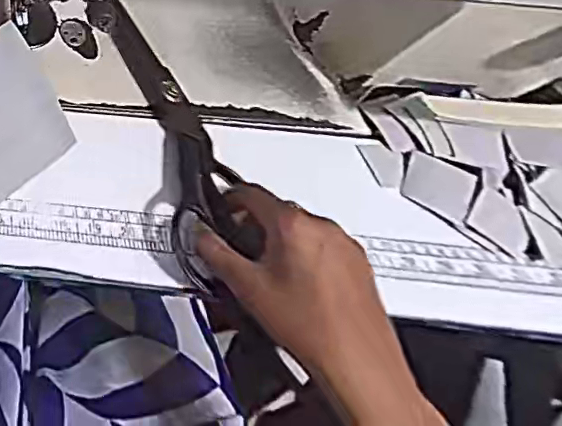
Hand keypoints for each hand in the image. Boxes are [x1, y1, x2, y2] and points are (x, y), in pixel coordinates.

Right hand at [198, 185, 441, 425]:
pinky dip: (309, 258)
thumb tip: (201, 235)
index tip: (221, 213)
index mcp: (292, 223)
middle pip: (276, 212)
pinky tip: (302, 291)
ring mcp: (344, 245)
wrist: (360, 368)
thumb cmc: (313, 331)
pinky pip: (325, 247)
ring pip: (301, 230)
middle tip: (243, 255)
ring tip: (274, 280)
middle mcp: (322, 226)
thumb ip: (215, 252)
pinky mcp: (360, 265)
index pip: (249, 193)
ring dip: (283, 244)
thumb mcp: (247, 287)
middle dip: (255, 229)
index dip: (228, 202)